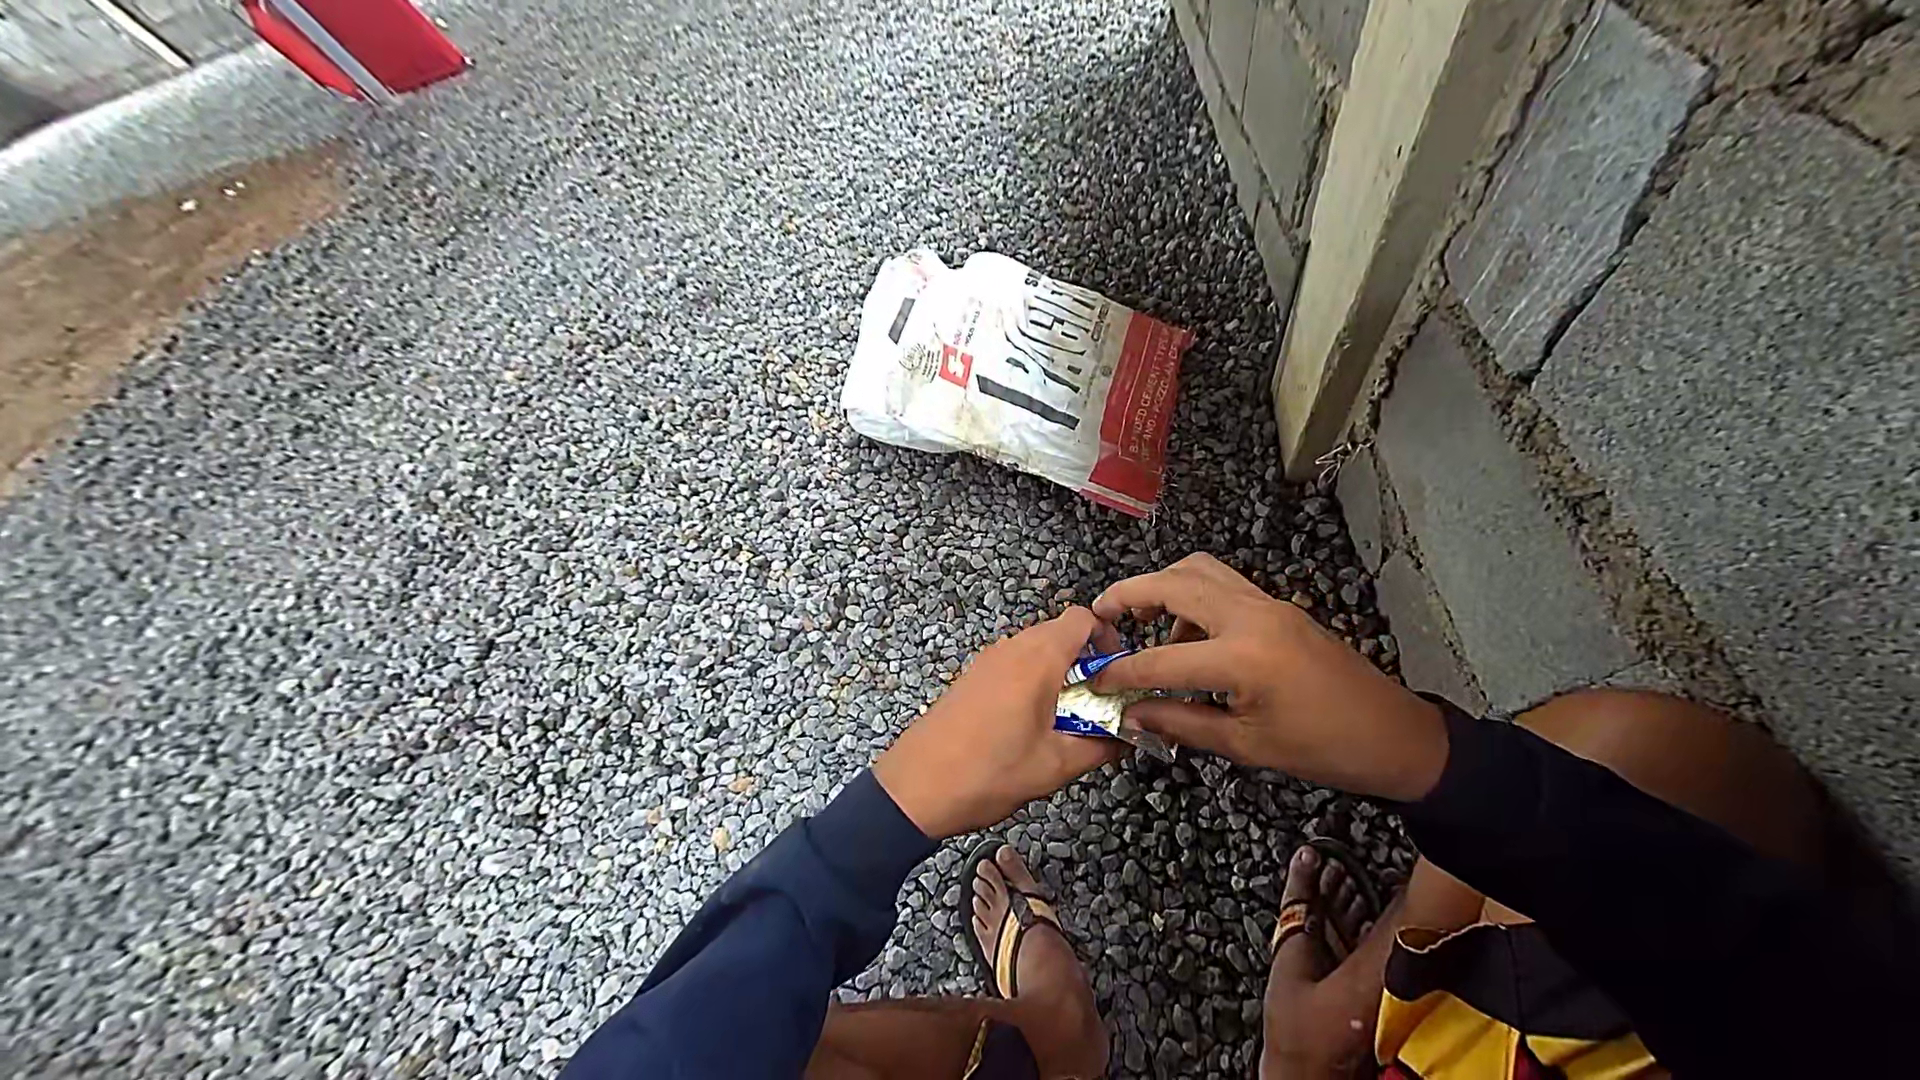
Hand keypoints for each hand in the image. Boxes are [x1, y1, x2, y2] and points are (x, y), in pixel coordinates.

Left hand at [873, 607, 1125, 838]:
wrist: (916, 787)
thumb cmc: (986, 773)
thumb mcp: (1056, 765)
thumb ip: (1101, 746)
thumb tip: (1127, 738)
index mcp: (1037, 659)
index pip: (1082, 618)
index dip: (1107, 637)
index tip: (1116, 671)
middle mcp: (1011, 649)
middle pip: (1060, 632)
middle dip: (1086, 661)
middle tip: (1097, 700)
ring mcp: (988, 661)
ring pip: (1035, 648)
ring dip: (1058, 672)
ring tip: (1066, 716)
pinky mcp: (972, 676)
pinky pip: (1012, 663)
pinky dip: (1032, 679)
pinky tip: (1032, 721)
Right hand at [1091, 553, 1449, 800]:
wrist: (1397, 735)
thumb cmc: (1324, 749)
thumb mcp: (1246, 745)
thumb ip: (1180, 723)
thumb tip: (1132, 714)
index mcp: (1243, 657)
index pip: (1162, 659)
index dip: (1122, 672)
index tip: (1094, 678)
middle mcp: (1252, 615)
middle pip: (1174, 582)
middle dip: (1129, 593)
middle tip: (1102, 614)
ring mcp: (1267, 603)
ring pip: (1199, 569)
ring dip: (1162, 586)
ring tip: (1144, 619)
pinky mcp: (1277, 605)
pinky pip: (1222, 583)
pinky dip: (1192, 595)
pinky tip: (1188, 634)